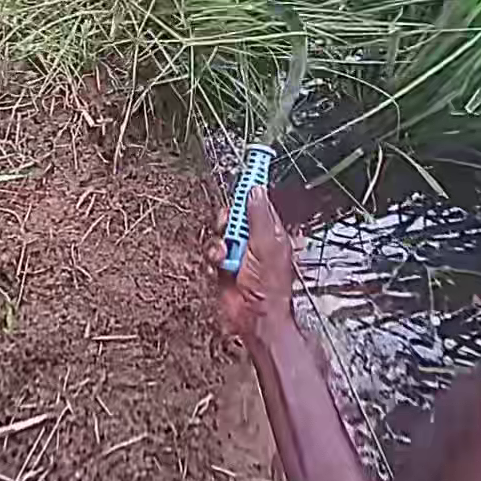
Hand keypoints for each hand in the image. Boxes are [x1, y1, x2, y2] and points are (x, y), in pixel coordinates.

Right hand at [206, 186, 298, 341]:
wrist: (255, 318)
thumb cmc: (270, 286)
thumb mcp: (267, 245)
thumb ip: (259, 216)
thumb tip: (255, 189)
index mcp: (270, 230)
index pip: (259, 199)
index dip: (254, 182)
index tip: (251, 162)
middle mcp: (253, 238)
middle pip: (233, 212)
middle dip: (228, 217)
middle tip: (229, 223)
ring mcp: (238, 252)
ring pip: (218, 231)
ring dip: (219, 242)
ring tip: (226, 254)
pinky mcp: (223, 265)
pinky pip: (210, 251)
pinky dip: (213, 257)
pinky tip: (221, 266)